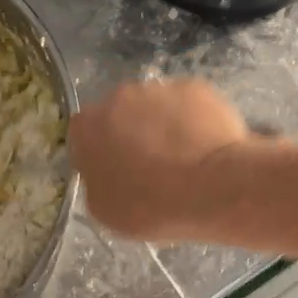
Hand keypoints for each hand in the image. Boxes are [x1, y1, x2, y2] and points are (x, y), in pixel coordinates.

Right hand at [70, 78, 255, 241]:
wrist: (213, 187)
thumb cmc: (151, 206)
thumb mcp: (104, 210)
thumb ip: (95, 180)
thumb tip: (103, 169)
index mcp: (88, 126)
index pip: (84, 133)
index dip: (99, 152)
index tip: (115, 171)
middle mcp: (119, 96)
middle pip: (120, 113)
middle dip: (132, 133)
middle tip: (152, 164)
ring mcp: (160, 88)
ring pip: (156, 106)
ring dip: (163, 125)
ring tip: (184, 157)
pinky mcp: (195, 87)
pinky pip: (187, 104)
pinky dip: (192, 120)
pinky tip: (205, 146)